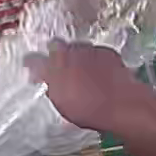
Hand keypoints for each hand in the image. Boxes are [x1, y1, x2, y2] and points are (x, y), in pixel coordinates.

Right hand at [25, 41, 155, 135]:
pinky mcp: (109, 53)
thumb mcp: (61, 101)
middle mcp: (71, 50)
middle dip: (55, 57)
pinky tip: (98, 74)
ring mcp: (91, 50)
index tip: (32, 71)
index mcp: (54, 62)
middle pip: (57, 47)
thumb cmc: (87, 108)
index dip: (32, 64)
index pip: (34, 58)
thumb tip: (44, 77)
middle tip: (58, 72)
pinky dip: (94, 61)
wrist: (122, 104)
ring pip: (77, 49)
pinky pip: (95, 54)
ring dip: (76, 58)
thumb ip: (51, 86)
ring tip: (79, 75)